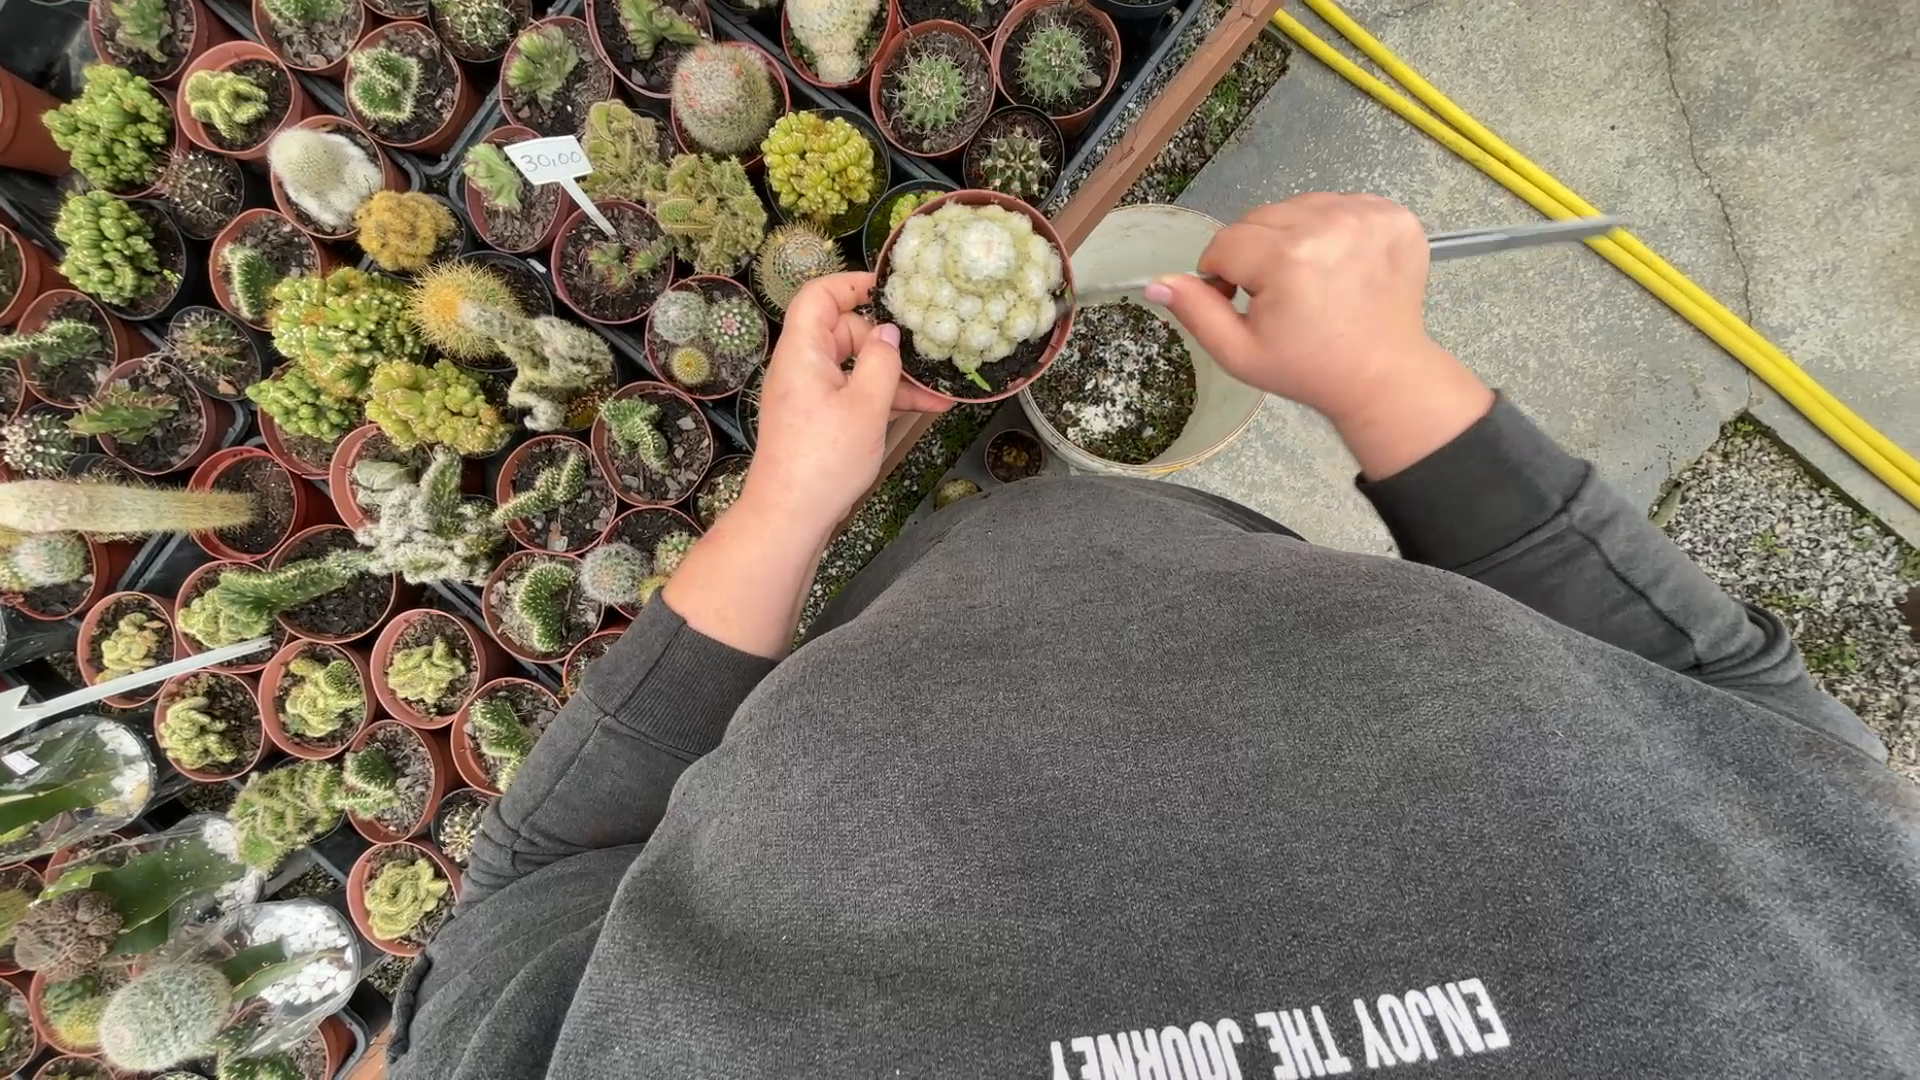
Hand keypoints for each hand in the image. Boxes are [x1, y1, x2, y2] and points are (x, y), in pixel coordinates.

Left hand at [741, 273, 950, 538]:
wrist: (790, 517)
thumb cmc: (825, 459)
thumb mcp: (865, 406)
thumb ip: (882, 362)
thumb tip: (889, 333)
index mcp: (803, 352)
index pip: (819, 295)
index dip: (852, 283)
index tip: (890, 289)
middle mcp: (802, 367)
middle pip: (845, 333)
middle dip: (889, 344)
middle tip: (929, 355)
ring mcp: (810, 395)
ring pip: (856, 369)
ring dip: (896, 378)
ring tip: (942, 390)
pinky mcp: (818, 420)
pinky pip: (853, 395)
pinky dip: (883, 399)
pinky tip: (924, 407)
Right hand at [1146, 194, 1492, 477]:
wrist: (1380, 374)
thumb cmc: (1305, 368)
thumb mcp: (1238, 352)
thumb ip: (1196, 311)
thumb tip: (1155, 283)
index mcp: (1287, 258)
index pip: (1225, 243)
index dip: (1221, 274)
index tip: (1239, 301)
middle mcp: (1328, 225)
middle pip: (1258, 218)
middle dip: (1254, 253)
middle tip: (1273, 295)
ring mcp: (1367, 215)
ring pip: (1295, 207)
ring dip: (1288, 237)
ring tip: (1305, 279)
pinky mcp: (1393, 214)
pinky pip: (1337, 205)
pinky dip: (1327, 230)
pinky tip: (1334, 266)